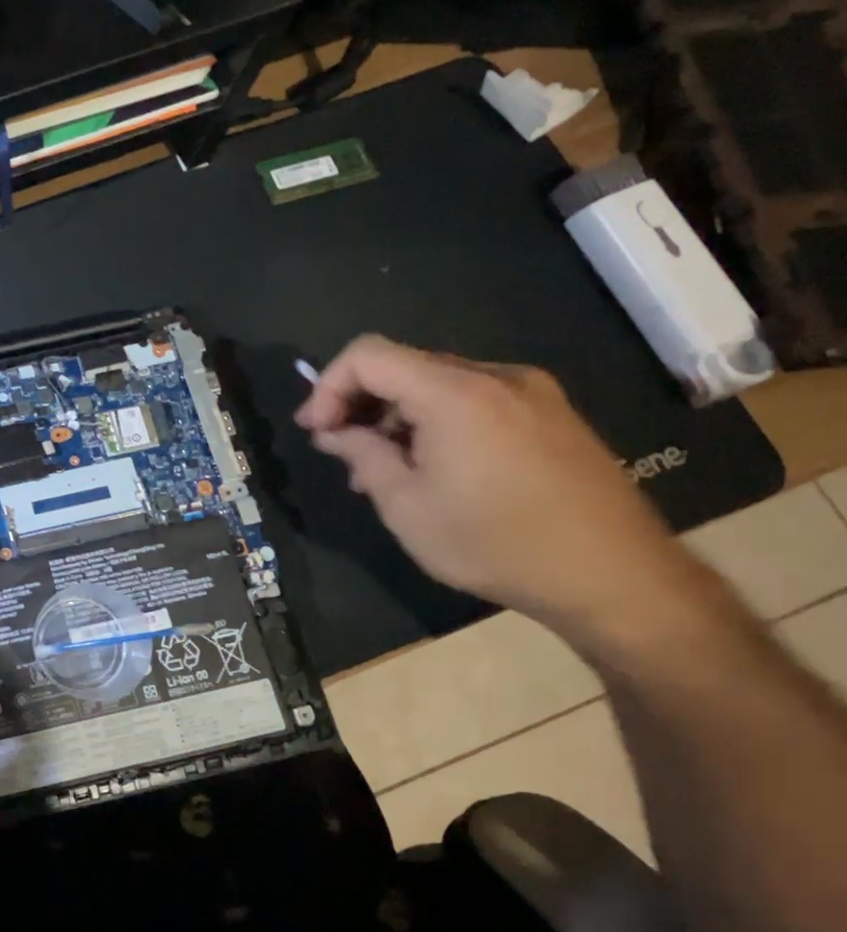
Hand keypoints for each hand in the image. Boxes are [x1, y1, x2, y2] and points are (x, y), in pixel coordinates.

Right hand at [295, 335, 704, 637]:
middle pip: (405, 366)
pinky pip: (476, 400)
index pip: (368, 355)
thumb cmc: (495, 543)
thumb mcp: (406, 506)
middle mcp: (496, 377)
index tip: (316, 431)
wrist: (614, 576)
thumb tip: (335, 432)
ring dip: (398, 417)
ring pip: (439, 384)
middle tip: (343, 455)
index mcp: (455, 393)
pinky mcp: (553, 415)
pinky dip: (438, 422)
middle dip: (361, 404)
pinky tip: (435, 469)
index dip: (328, 386)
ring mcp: (532, 393)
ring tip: (386, 471)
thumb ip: (363, 456)